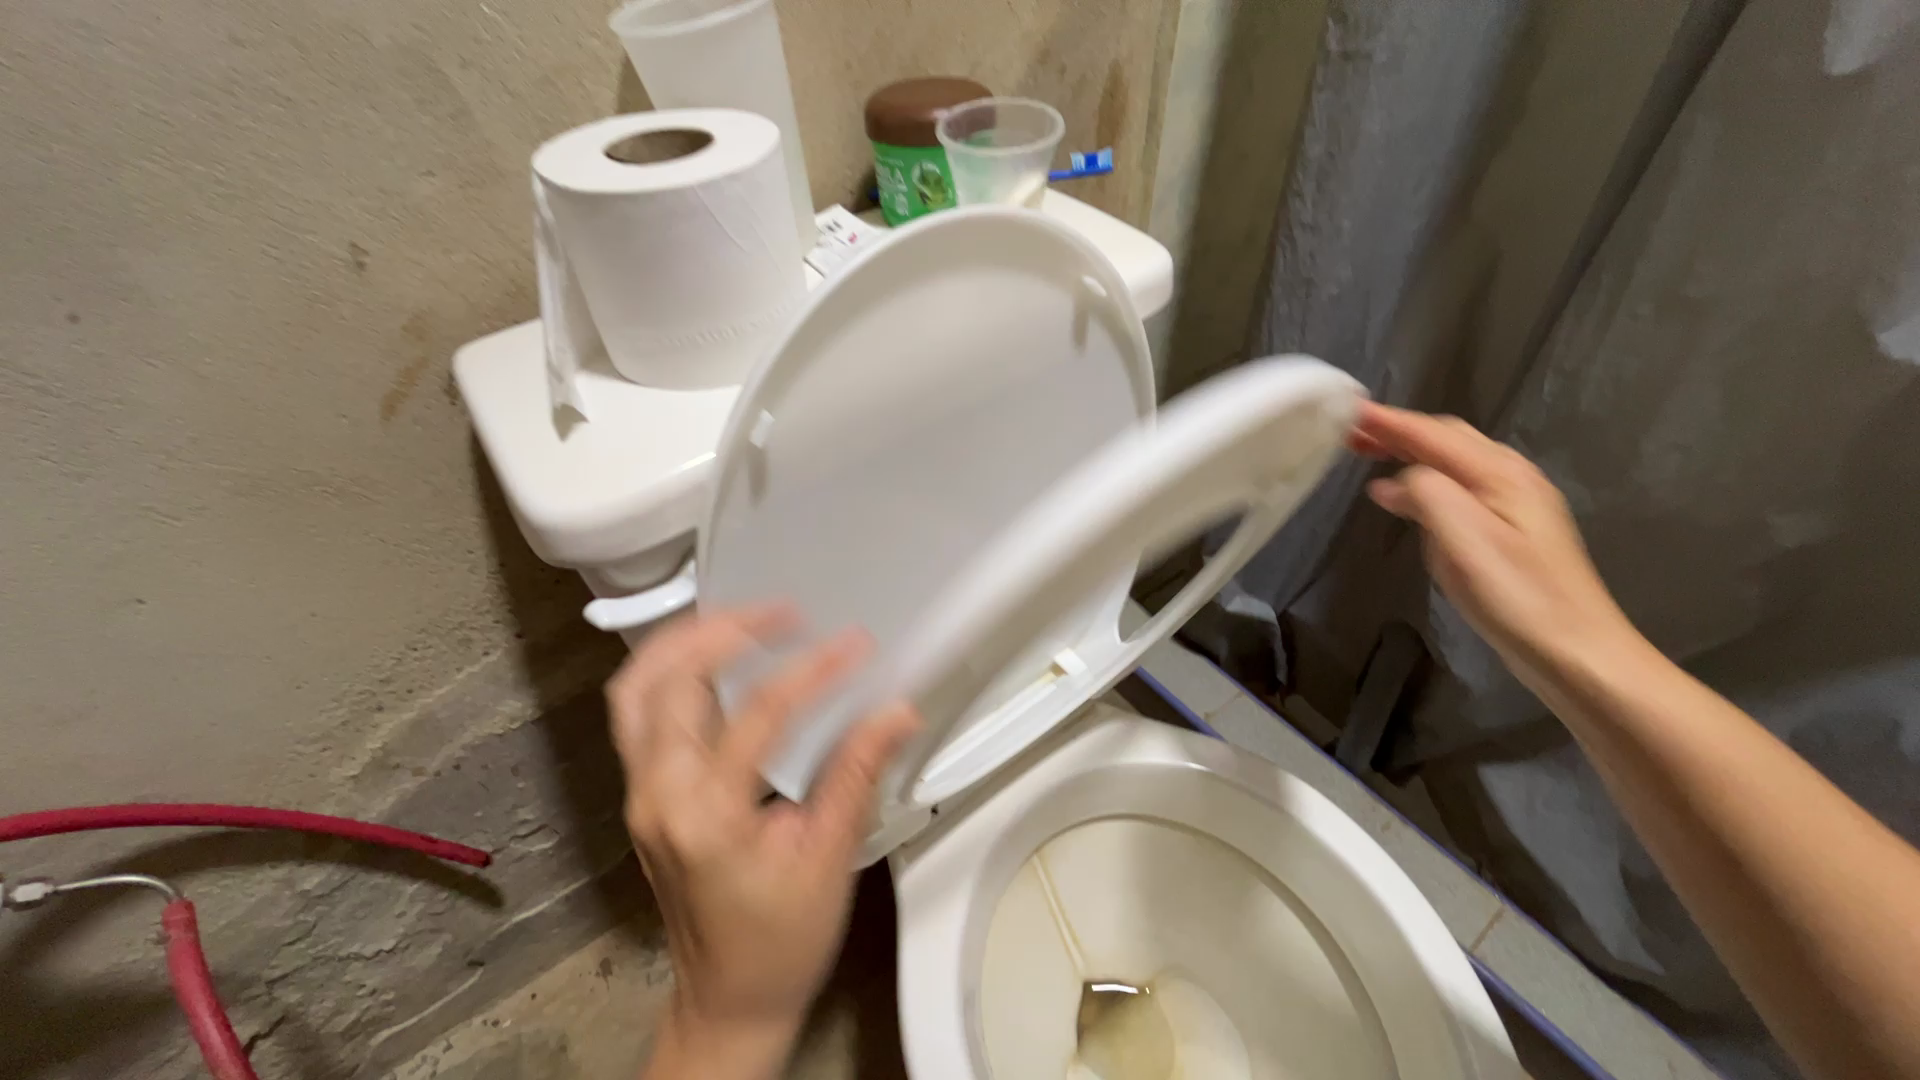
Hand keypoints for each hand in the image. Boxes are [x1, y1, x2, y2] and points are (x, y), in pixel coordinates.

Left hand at [606, 608, 919, 1077]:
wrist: (729, 999)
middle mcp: (658, 797)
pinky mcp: (644, 794)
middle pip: (670, 681)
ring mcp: (640, 794)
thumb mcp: (829, 857)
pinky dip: (671, 668)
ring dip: (685, 641)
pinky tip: (713, 658)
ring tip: (741, 618)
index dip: (812, 671)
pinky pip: (637, 711)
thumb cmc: (777, 943)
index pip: (756, 715)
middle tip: (785, 613)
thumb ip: (856, 772)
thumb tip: (894, 712)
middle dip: (728, 630)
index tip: (853, 647)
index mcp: (705, 818)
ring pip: (637, 688)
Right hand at [1349, 402, 1642, 690]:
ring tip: (1369, 455)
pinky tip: (1406, 498)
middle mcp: (1511, 478)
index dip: (1388, 421)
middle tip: (1349, 433)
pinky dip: (1424, 479)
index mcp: (1499, 475)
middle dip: (1397, 431)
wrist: (1576, 651)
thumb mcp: (1463, 540)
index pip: (1432, 434)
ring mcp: (1515, 504)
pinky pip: (1459, 486)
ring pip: (1454, 460)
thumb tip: (1394, 482)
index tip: (1344, 411)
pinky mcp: (1510, 530)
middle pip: (1447, 439)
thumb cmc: (1517, 597)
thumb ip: (1426, 496)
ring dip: (1409, 452)